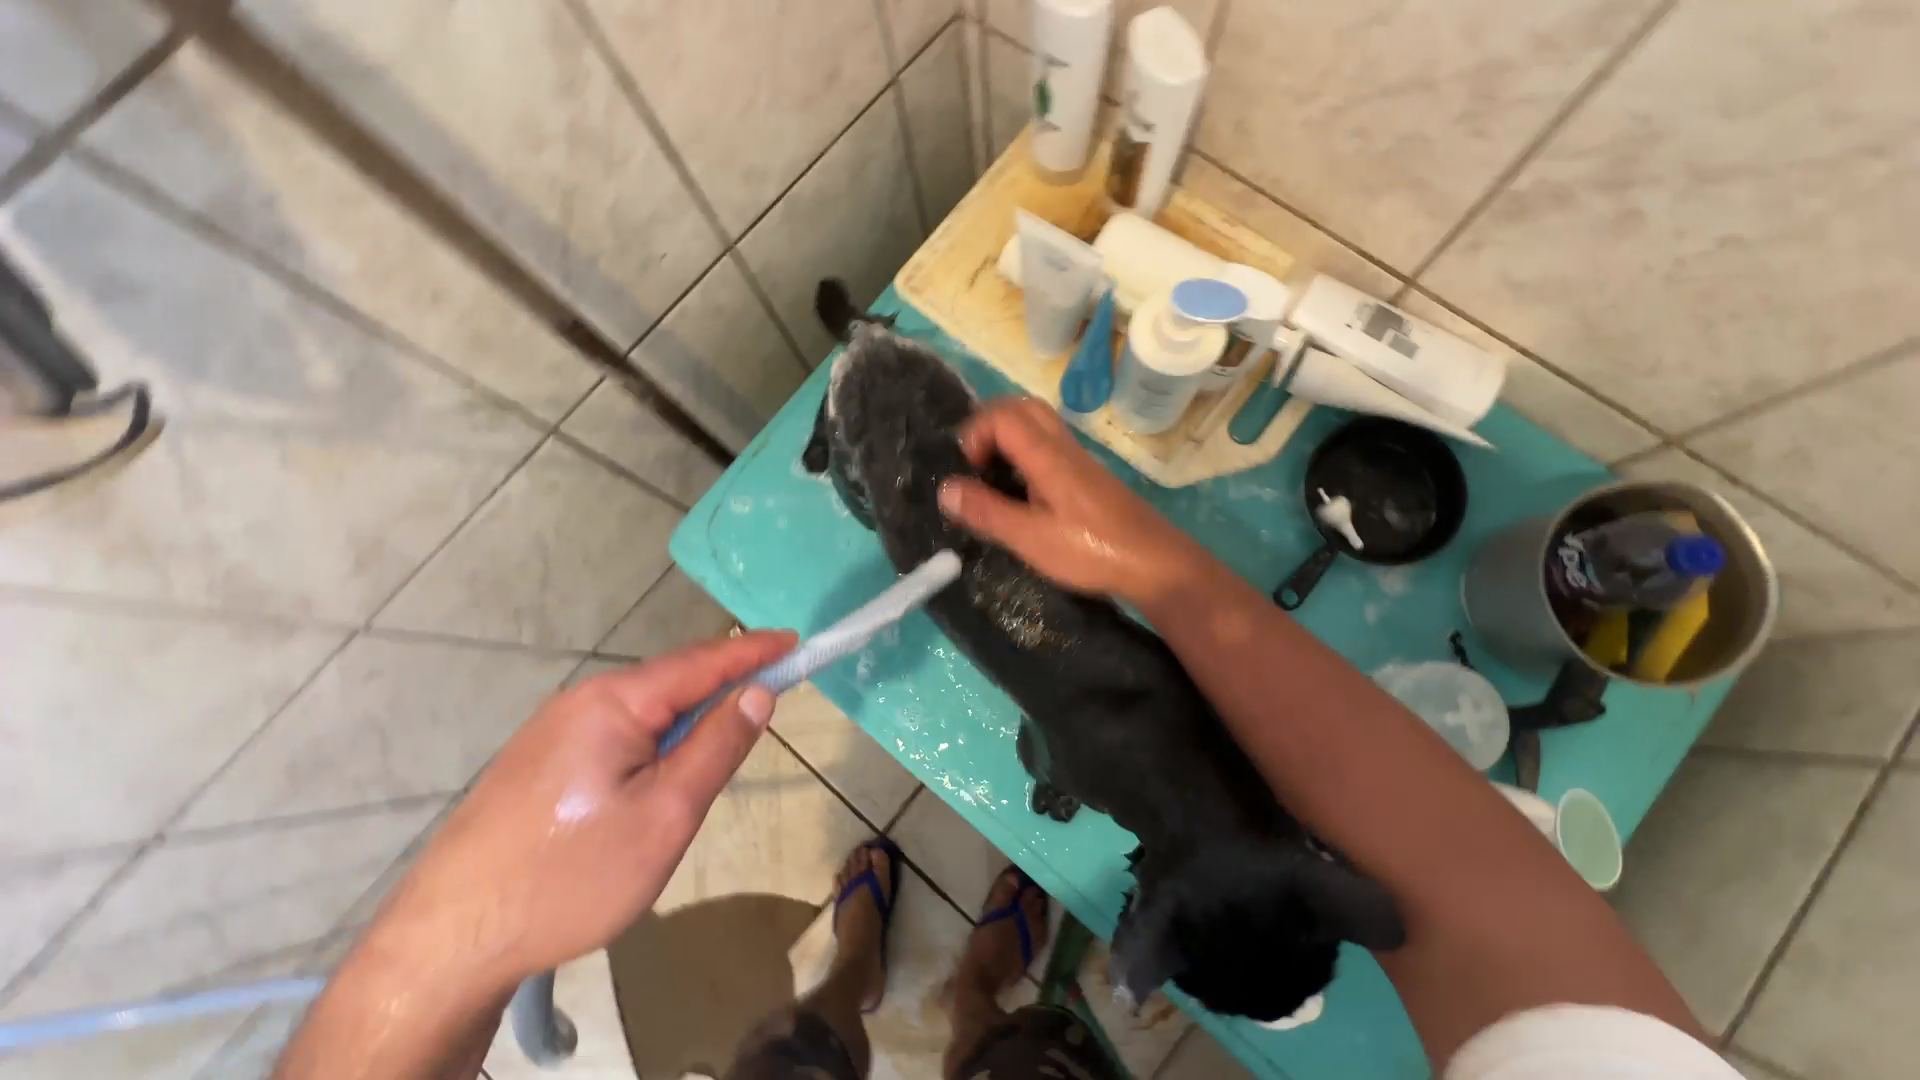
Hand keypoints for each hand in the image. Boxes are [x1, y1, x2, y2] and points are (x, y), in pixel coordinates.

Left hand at [364, 631, 797, 995]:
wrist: (450, 938)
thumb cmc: (573, 874)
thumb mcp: (666, 815)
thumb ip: (717, 747)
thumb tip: (759, 692)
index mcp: (615, 702)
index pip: (702, 662)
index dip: (754, 651)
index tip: (796, 642)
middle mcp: (581, 701)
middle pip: (670, 682)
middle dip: (722, 685)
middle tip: (770, 698)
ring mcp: (552, 731)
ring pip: (641, 712)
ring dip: (688, 718)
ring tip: (720, 746)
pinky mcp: (538, 763)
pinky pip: (615, 734)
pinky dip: (654, 739)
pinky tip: (658, 775)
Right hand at [937, 398, 1202, 604]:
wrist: (1156, 563)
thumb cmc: (1092, 551)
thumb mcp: (1031, 538)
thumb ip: (988, 512)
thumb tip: (945, 487)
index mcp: (1048, 455)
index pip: (1002, 415)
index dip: (975, 433)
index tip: (967, 471)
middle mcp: (1064, 447)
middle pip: (1022, 408)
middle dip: (988, 426)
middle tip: (973, 463)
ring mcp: (1079, 460)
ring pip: (1038, 425)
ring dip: (1008, 439)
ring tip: (992, 478)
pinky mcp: (1088, 478)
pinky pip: (1049, 446)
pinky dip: (1025, 454)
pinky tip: (1021, 494)